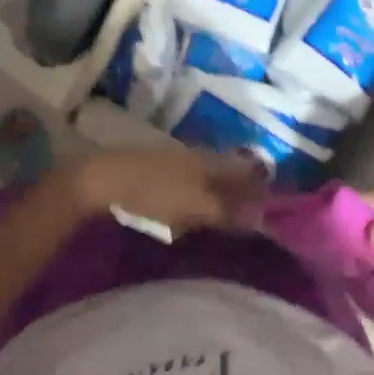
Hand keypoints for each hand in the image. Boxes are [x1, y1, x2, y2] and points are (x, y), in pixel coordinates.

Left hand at [51, 148, 262, 232]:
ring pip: (205, 177)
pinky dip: (196, 197)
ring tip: (225, 217)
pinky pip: (186, 185)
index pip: (244, 171)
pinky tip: (191, 213)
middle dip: (239, 191)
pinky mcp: (154, 172)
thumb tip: (261, 219)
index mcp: (209, 159)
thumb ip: (228, 211)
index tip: (270, 209)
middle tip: (251, 216)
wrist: (103, 179)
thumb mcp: (196, 205)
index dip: (258, 189)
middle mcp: (195, 155)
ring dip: (217, 194)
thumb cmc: (153, 192)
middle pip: (225, 173)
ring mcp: (173, 161)